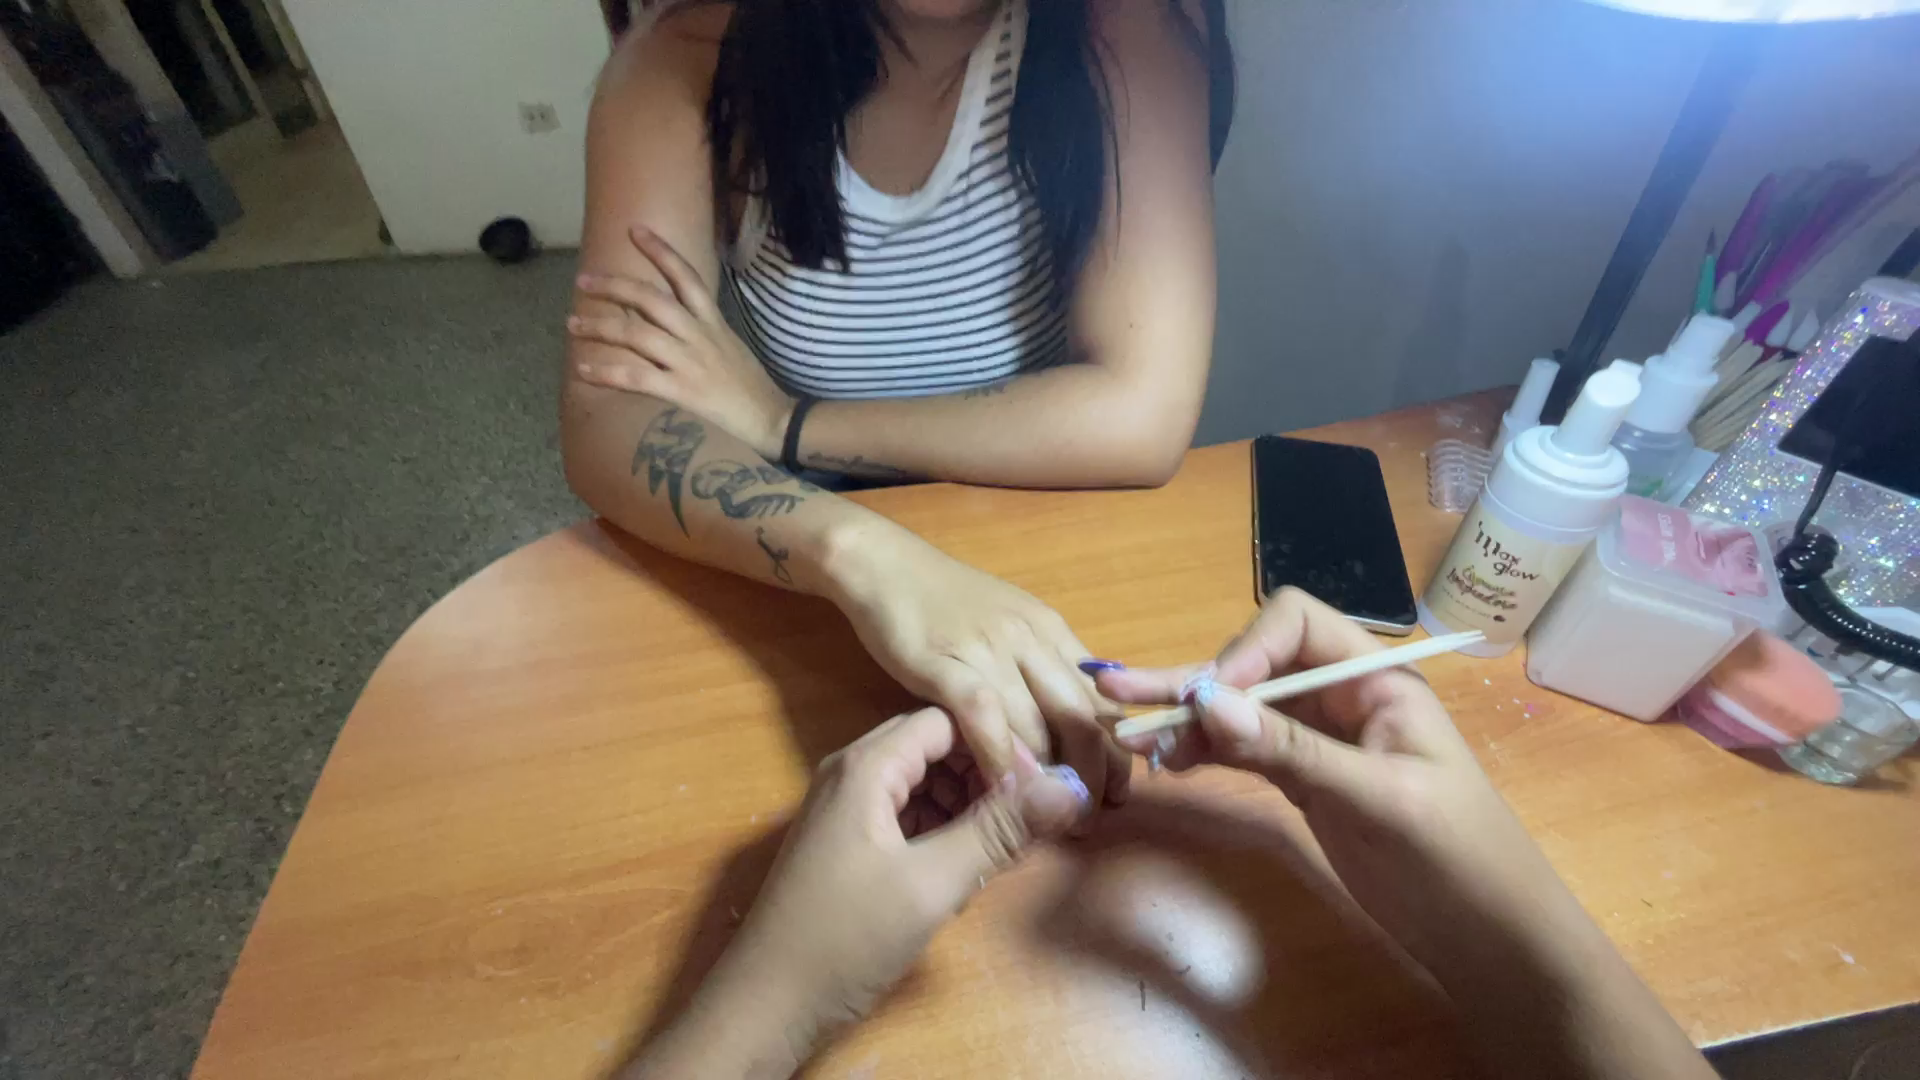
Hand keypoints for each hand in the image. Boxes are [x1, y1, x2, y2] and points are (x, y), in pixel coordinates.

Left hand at [568, 225, 794, 456]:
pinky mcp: (683, 392)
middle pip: (651, 300)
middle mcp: (699, 337)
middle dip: (614, 286)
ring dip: (600, 327)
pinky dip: (607, 372)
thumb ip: (703, 332)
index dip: (661, 251)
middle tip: (584, 280)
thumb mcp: (731, 348)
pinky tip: (584, 369)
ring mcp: (690, 363)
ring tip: (572, 324)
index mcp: (713, 324)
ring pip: (637, 335)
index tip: (635, 230)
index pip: (687, 277)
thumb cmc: (752, 388)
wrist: (773, 420)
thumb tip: (672, 323)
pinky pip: (637, 377)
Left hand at [625, 709, 1083, 1078]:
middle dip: (982, 775)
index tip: (1039, 782)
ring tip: (998, 843)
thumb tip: (1068, 788)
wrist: (763, 1006)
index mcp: (867, 764)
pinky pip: (903, 810)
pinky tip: (960, 861)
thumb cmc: (845, 937)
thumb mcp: (931, 883)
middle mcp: (853, 771)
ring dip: (963, 804)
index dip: (996, 743)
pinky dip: (938, 826)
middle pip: (934, 747)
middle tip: (1024, 816)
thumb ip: (998, 830)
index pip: (947, 719)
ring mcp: (846, 805)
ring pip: (921, 780)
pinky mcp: (846, 837)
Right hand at [828, 526, 1129, 818]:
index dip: (1116, 749)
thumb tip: (1070, 720)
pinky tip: (1000, 791)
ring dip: (1047, 780)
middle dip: (1093, 774)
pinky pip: (983, 716)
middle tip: (1089, 816)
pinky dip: (998, 758)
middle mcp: (1030, 639)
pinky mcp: (945, 662)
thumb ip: (1039, 666)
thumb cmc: (946, 599)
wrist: (887, 565)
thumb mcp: (1008, 625)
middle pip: (1081, 716)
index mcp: (1051, 631)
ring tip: (1050, 821)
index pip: (1102, 697)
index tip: (1116, 789)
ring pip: (1037, 724)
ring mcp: (989, 650)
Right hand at [1092, 588, 1591, 975]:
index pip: (1293, 624)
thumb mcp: (1380, 800)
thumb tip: (1206, 701)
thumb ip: (1292, 747)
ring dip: (1184, 717)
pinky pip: (1238, 746)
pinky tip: (1167, 760)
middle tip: (1121, 693)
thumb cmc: (1461, 863)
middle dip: (1191, 682)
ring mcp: (1313, 734)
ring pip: (1235, 707)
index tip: (1210, 699)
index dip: (1245, 650)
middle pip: (1250, 665)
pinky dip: (1201, 749)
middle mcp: (1337, 694)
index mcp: (1373, 678)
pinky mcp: (1297, 773)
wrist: (1493, 945)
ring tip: (1131, 733)